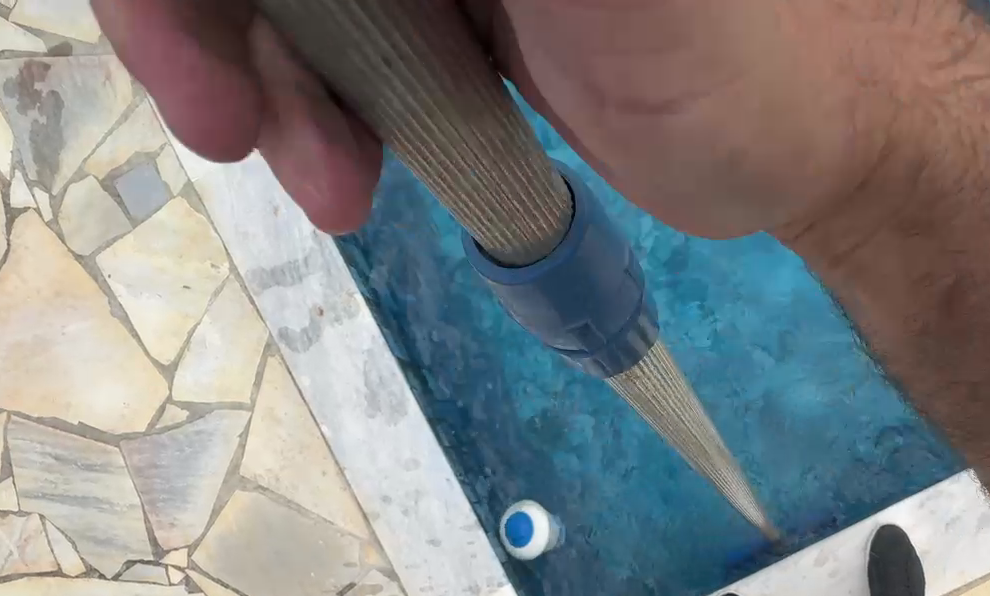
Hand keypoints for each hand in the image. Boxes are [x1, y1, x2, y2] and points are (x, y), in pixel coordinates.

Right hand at [92, 0, 965, 238]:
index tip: (194, 19)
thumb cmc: (737, 43)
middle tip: (214, 114)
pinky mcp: (443, 8)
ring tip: (323, 184)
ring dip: (256, 81)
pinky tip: (343, 180)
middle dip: (203, 7)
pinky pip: (326, 49)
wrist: (795, 146)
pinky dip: (312, 115)